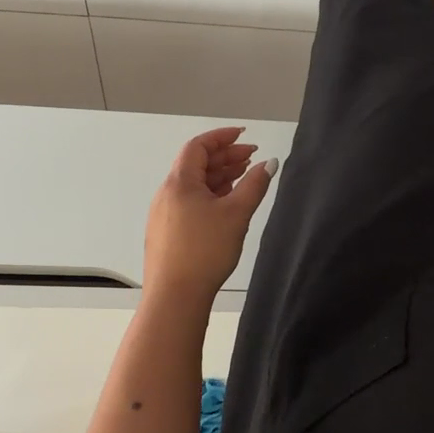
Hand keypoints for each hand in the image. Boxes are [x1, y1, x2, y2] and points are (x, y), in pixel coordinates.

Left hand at [142, 127, 274, 301]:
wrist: (175, 298)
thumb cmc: (205, 250)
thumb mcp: (237, 213)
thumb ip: (255, 184)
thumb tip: (270, 163)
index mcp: (179, 183)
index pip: (198, 146)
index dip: (222, 137)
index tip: (244, 135)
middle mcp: (167, 194)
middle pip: (195, 163)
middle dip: (225, 156)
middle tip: (252, 157)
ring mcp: (164, 214)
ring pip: (193, 184)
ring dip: (219, 175)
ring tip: (244, 176)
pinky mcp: (166, 232)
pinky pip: (189, 200)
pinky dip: (210, 193)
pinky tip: (227, 203)